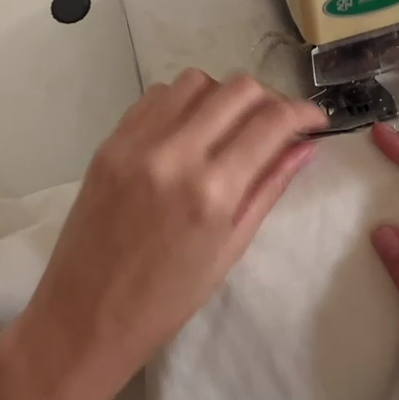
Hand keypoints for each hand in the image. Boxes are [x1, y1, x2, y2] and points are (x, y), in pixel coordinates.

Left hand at [0, 69, 326, 399]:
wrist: (82, 318)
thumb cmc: (166, 300)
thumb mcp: (230, 248)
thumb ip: (269, 187)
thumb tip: (305, 146)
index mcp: (212, 191)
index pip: (272, 122)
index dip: (303, 112)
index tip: (316, 120)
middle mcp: (175, 154)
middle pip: (239, 88)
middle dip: (270, 98)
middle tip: (277, 124)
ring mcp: (137, 142)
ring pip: (197, 81)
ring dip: (225, 96)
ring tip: (231, 127)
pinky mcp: (110, 141)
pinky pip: (157, 96)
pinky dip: (184, 102)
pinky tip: (191, 130)